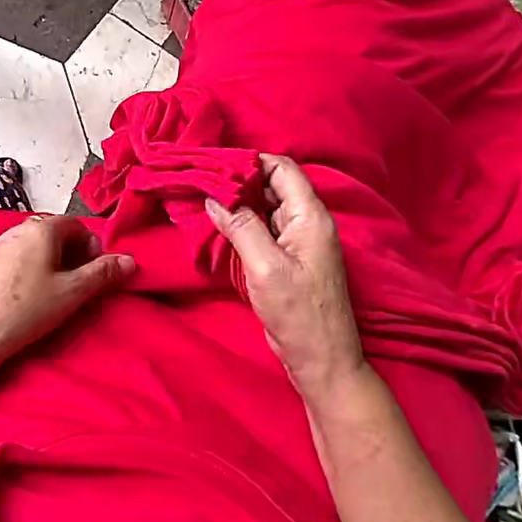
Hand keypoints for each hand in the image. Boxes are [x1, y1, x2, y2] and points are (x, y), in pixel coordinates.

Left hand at [0, 215, 135, 363]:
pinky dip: (26, 273)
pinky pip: (12, 261)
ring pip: (32, 248)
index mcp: (41, 229)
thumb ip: (103, 274)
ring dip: (48, 264)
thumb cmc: (26, 309)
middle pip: (53, 234)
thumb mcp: (73, 292)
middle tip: (79, 284)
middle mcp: (16, 230)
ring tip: (53, 294)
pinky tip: (26, 300)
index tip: (96, 271)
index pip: (76, 225)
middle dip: (71, 255)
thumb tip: (128, 261)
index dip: (92, 246)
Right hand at [206, 155, 365, 399]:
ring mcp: (297, 242)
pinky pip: (263, 230)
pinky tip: (217, 225)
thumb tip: (213, 196)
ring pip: (265, 207)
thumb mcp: (265, 267)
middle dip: (238, 180)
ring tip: (202, 197)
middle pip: (272, 186)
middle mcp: (306, 222)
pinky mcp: (287, 259)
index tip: (214, 163)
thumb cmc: (299, 313)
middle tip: (200, 178)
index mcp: (310, 216)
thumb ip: (240, 226)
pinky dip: (241, 224)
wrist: (321, 359)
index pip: (282, 169)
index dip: (250, 161)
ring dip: (237, 202)